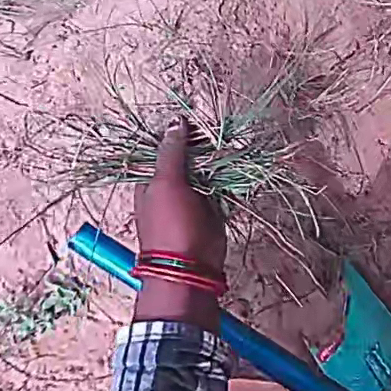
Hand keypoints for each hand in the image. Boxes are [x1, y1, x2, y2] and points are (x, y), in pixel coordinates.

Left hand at [133, 121, 225, 328]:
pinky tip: (238, 167)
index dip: (181, 134)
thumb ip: (171, 151)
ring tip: (233, 147)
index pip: (166, 147)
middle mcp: (171, 185)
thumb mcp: (166, 183)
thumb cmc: (170, 225)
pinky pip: (221, 187)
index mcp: (152, 178)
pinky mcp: (211, 208)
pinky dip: (229, 179)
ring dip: (220, 161)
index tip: (197, 122)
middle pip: (189, 157)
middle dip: (204, 147)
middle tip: (219, 134)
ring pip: (207, 170)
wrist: (191, 268)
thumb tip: (175, 122)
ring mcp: (192, 197)